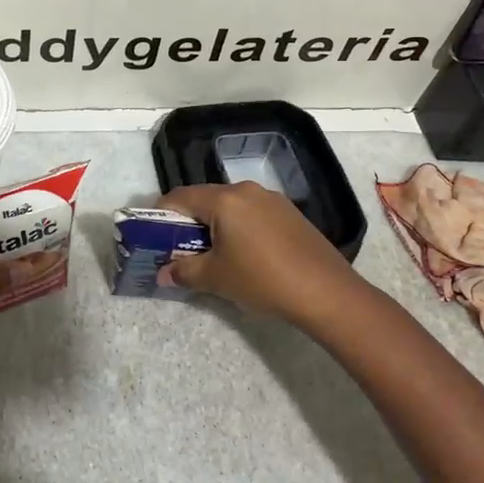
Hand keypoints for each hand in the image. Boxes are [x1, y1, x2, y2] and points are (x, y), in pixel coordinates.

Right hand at [157, 182, 368, 328]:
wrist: (328, 294)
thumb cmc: (264, 281)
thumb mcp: (217, 279)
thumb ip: (184, 271)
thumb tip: (162, 273)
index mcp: (223, 199)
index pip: (180, 197)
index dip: (162, 214)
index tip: (154, 235)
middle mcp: (246, 190)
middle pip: (205, 199)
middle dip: (189, 222)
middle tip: (182, 250)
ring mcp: (271, 199)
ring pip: (230, 206)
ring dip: (216, 225)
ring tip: (216, 256)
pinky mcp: (290, 213)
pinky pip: (253, 213)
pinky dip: (240, 228)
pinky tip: (248, 256)